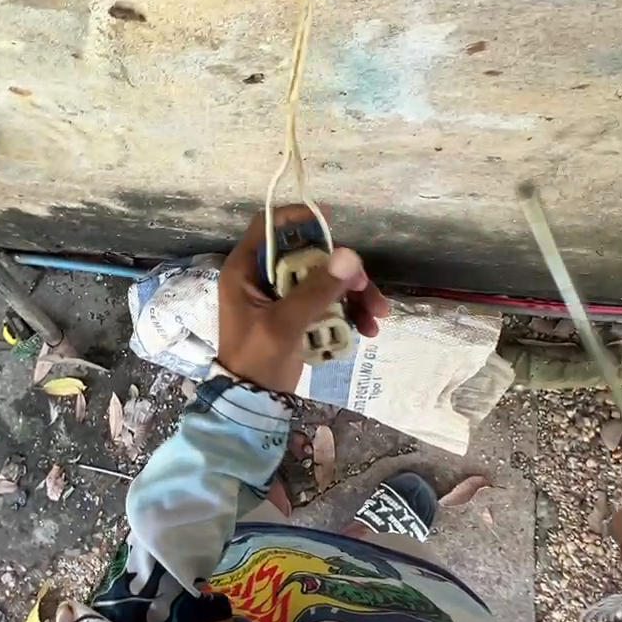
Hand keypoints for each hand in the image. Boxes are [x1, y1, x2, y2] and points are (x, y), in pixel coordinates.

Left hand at [216, 206, 386, 393]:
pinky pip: (326, 300)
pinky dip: (347, 310)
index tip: (331, 224)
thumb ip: (315, 290)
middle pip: (307, 254)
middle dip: (342, 271)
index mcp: (245, 270)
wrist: (251, 402)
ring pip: (322, 278)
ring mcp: (280, 295)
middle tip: (366, 290)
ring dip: (353, 293)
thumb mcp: (284, 324)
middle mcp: (261, 276)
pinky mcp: (296, 313)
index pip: (268, 227)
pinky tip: (367, 329)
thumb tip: (350, 254)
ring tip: (377, 317)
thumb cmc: (257, 360)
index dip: (298, 219)